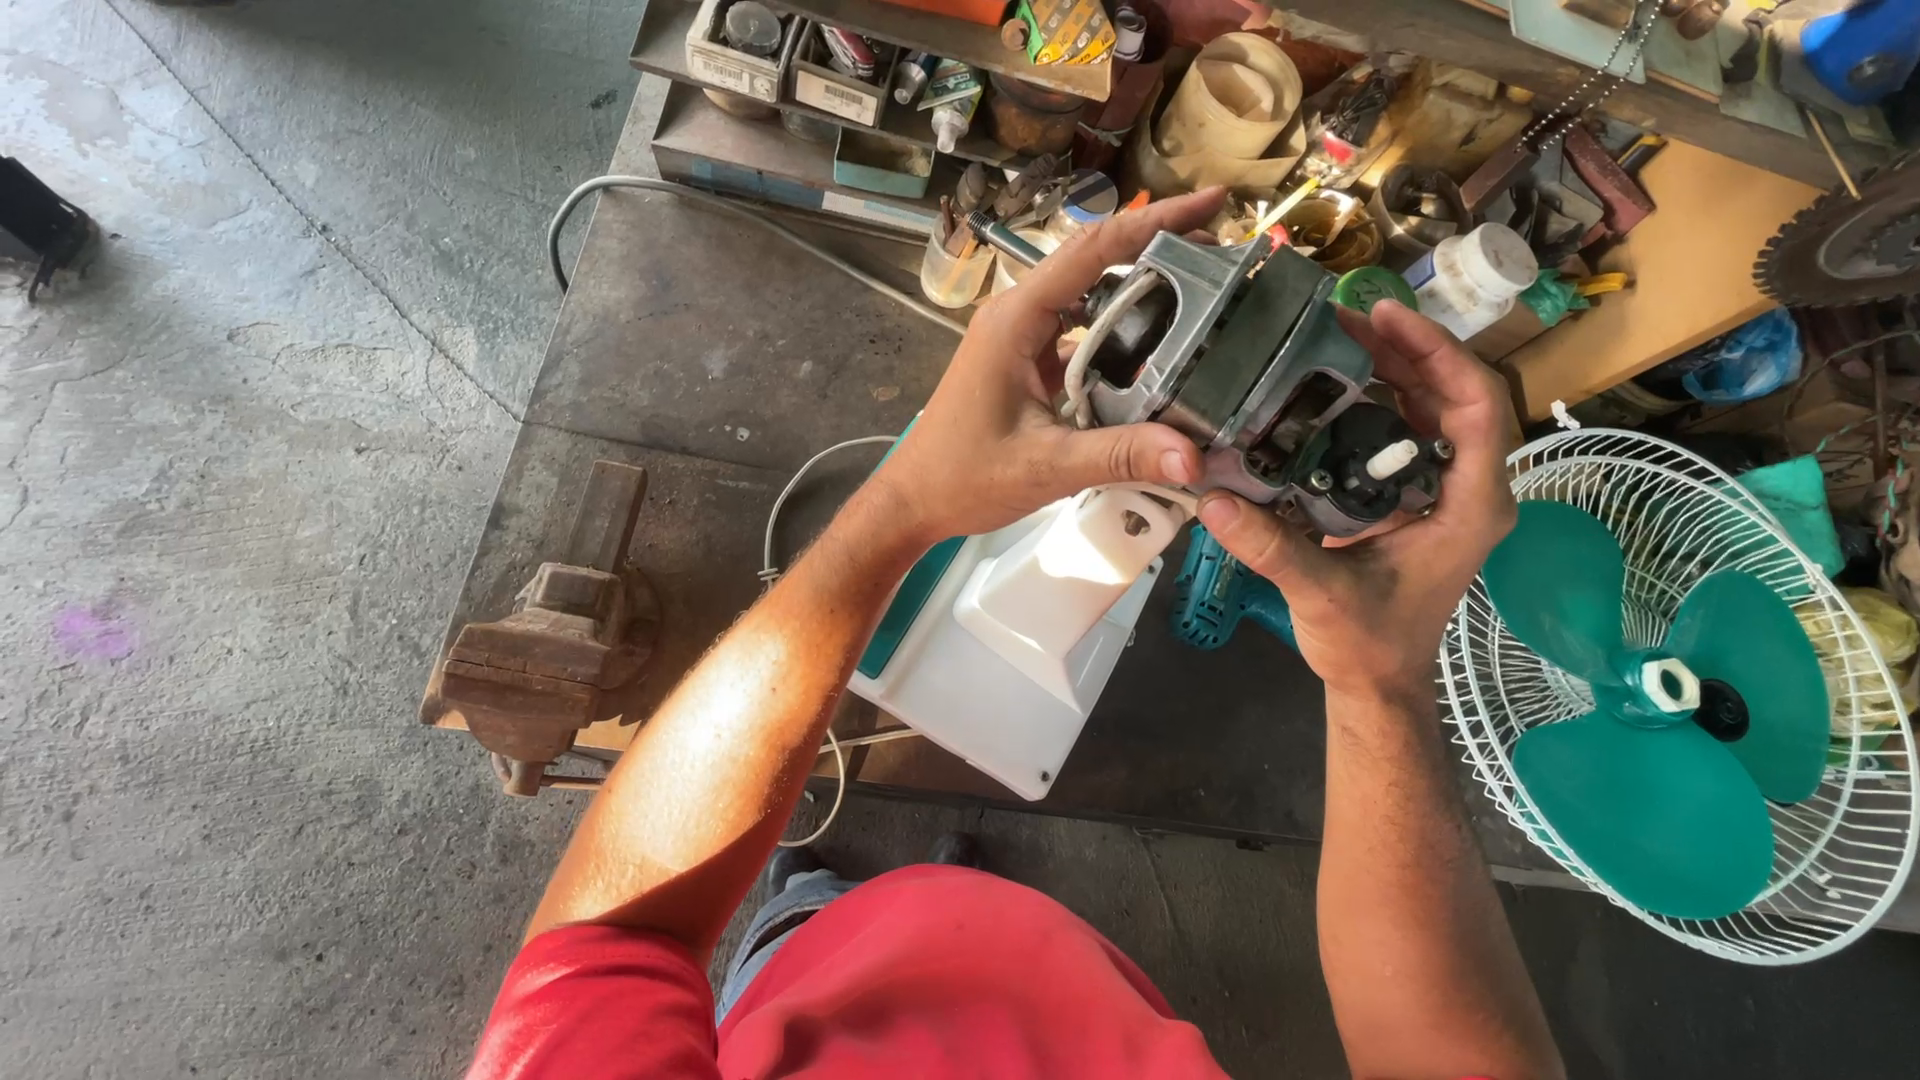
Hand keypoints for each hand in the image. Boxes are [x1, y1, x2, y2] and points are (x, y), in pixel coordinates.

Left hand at [870, 187, 1226, 546]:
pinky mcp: (1026, 364)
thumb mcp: (1046, 466)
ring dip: (1142, 298)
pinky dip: (1120, 340)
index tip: (1213, 203)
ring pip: (1090, 301)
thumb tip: (1192, 456)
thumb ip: (1119, 456)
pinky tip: (1159, 357)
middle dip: (1159, 252)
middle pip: (1096, 264)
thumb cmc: (964, 477)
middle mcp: (1018, 316)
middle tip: (1224, 259)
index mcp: (1015, 320)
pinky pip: (1080, 337)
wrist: (917, 499)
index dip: (1155, 221)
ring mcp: (1021, 338)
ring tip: (1205, 301)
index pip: (1092, 250)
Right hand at [1195, 300, 1517, 701]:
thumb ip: (1271, 547)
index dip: (1436, 355)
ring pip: (1433, 411)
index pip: (1475, 407)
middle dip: (1408, 350)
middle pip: (1455, 396)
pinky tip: (1334, 390)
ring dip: (1394, 370)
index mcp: (1470, 506)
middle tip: (1351, 317)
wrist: (1376, 679)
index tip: (1386, 320)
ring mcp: (1444, 494)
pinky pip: (1406, 435)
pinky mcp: (1415, 501)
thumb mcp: (1320, 592)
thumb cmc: (1367, 642)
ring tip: (1342, 338)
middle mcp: (1468, 490)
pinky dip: (1377, 404)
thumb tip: (1211, 501)